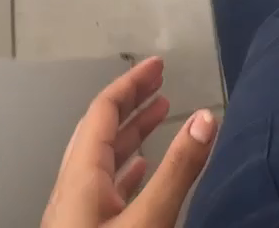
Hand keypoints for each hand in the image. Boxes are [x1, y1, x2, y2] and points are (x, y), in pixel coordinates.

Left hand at [41, 57, 216, 227]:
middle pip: (100, 130)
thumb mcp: (148, 220)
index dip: (132, 83)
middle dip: (132, 101)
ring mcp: (74, 216)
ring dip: (132, 132)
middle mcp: (72, 190)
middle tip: (161, 81)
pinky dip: (126, 168)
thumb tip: (206, 117)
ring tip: (161, 114)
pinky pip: (104, 187)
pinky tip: (142, 169)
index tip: (159, 64)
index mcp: (80, 177)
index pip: (103, 110)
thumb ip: (177, 169)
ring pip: (103, 159)